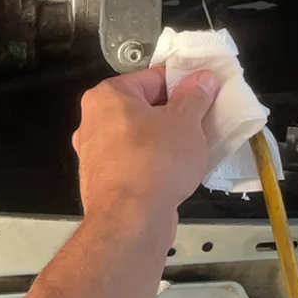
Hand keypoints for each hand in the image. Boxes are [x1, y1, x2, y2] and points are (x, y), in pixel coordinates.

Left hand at [72, 66, 218, 227]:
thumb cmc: (152, 164)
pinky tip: (175, 173)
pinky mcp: (104, 182)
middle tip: (201, 121)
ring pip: (138, 138)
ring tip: (192, 148)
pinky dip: (154, 164)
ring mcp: (96, 155)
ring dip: (165, 141)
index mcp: (107, 97)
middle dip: (173, 115)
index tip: (203, 90)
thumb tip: (202, 81)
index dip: (183, 83)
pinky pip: (135, 163)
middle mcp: (93, 123)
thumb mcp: (185, 122)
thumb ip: (195, 97)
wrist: (131, 219)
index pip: (152, 78)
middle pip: (143, 109)